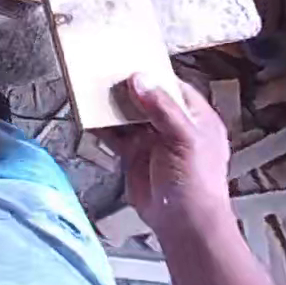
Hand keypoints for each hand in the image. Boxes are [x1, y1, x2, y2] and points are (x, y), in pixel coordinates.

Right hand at [97, 74, 231, 238]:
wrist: (182, 222)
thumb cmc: (195, 180)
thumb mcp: (183, 138)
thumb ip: (161, 107)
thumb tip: (138, 78)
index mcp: (196, 118)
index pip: (173, 88)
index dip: (153, 75)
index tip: (129, 62)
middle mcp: (173, 126)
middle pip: (146, 99)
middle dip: (126, 89)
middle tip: (103, 74)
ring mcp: (151, 140)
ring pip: (127, 116)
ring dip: (111, 107)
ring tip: (91, 92)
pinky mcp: (133, 154)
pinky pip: (114, 135)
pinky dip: (101, 127)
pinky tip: (88, 118)